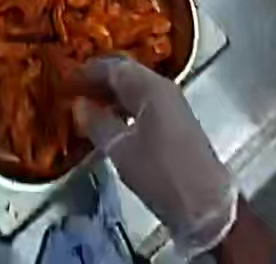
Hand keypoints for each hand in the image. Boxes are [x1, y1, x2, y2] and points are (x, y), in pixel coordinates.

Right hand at [74, 57, 237, 257]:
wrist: (208, 209)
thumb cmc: (162, 173)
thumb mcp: (121, 150)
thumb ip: (97, 123)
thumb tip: (79, 105)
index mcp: (149, 86)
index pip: (113, 66)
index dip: (87, 71)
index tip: (66, 79)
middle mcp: (162, 87)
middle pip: (125, 73)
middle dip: (98, 80)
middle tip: (74, 90)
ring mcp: (172, 104)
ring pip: (134, 88)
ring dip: (111, 94)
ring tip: (87, 106)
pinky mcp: (176, 122)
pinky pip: (143, 102)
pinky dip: (124, 106)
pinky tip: (111, 122)